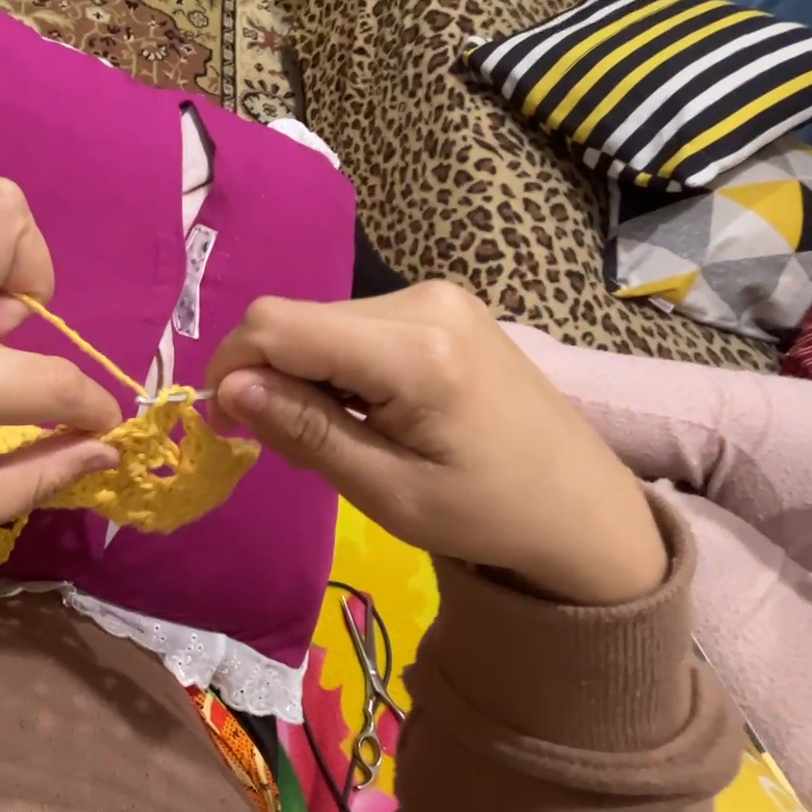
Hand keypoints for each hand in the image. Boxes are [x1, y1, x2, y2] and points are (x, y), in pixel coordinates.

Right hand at [205, 282, 666, 605]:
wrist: (583, 509)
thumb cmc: (485, 514)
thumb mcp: (384, 490)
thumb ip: (303, 430)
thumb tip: (228, 388)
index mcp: (415, 349)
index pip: (276, 325)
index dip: (231, 367)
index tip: (228, 425)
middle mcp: (422, 301)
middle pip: (292, 321)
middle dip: (266, 378)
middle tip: (289, 445)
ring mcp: (433, 297)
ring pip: (313, 323)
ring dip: (296, 376)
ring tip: (332, 434)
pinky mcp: (435, 307)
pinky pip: (344, 326)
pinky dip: (327, 368)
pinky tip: (356, 409)